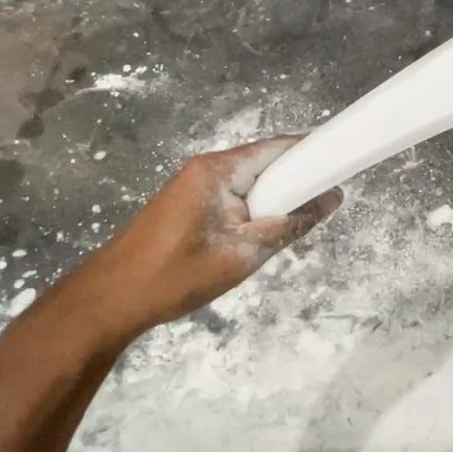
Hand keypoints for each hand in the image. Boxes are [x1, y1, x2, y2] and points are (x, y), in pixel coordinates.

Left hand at [54, 135, 342, 346]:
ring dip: (279, 198)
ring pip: (256, 180)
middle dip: (300, 179)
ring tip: (297, 224)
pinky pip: (240, 194)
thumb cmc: (173, 276)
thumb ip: (292, 223)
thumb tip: (333, 197)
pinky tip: (267, 232)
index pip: (281, 147)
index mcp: (218, 170)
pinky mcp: (192, 202)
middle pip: (270, 161)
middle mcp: (208, 167)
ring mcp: (197, 184)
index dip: (317, 151)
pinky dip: (260, 207)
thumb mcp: (244, 254)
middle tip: (323, 205)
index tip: (348, 162)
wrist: (104, 305)